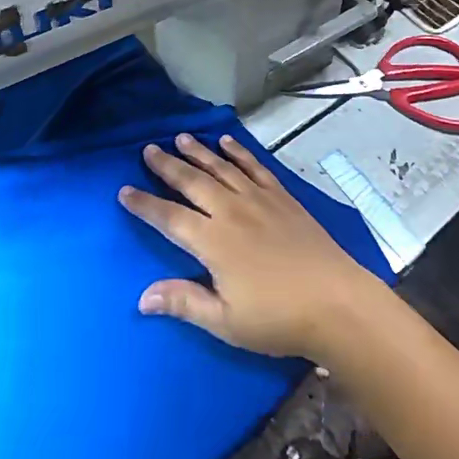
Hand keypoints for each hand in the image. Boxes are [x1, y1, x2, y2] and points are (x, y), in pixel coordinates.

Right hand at [119, 133, 387, 360]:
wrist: (335, 298)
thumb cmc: (277, 317)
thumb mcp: (225, 320)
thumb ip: (184, 302)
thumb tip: (142, 296)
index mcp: (214, 242)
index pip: (170, 218)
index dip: (145, 204)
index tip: (124, 190)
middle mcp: (234, 212)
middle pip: (195, 183)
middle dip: (169, 165)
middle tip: (149, 148)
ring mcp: (262, 200)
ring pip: (224, 168)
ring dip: (201, 152)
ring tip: (183, 138)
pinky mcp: (284, 198)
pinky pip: (256, 167)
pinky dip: (240, 153)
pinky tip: (229, 143)